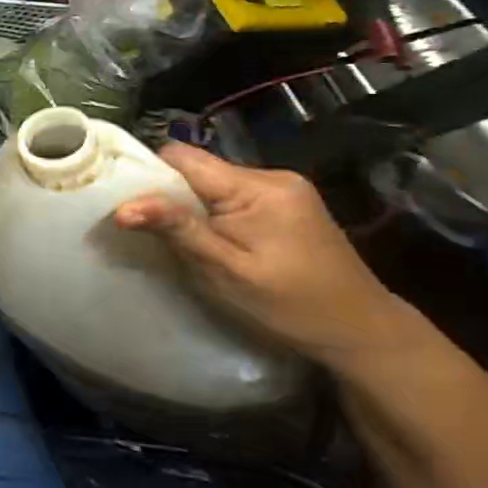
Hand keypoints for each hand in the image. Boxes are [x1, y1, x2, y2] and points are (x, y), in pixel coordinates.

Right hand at [115, 142, 419, 366]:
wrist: (364, 331)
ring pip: (216, 180)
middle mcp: (271, 175)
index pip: (183, 157)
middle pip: (200, 168)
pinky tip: (224, 241)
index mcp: (257, 188)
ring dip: (197, 205)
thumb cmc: (291, 307)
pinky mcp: (291, 199)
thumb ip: (179, 232)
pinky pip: (236, 192)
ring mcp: (285, 185)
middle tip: (162, 233)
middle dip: (175, 195)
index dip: (152, 174)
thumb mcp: (228, 273)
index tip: (134, 204)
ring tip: (193, 241)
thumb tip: (123, 208)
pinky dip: (219, 211)